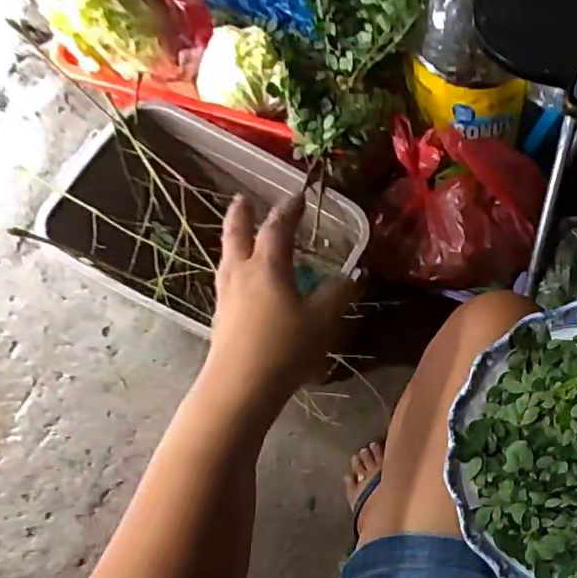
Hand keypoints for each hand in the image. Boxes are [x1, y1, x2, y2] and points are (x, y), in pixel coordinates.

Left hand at [196, 192, 357, 419]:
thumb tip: (353, 276)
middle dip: (243, 214)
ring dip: (235, 238)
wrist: (243, 381)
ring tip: (242, 235)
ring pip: (228, 255)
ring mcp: (227, 292)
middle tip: (245, 199)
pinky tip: (244, 278)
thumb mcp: (323, 320)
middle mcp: (242, 272)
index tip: (298, 196)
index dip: (289, 211)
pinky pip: (228, 277)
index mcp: (268, 267)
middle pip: (238, 234)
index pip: (278, 229)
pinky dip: (236, 265)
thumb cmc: (287, 346)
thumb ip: (338, 294)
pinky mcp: (223, 313)